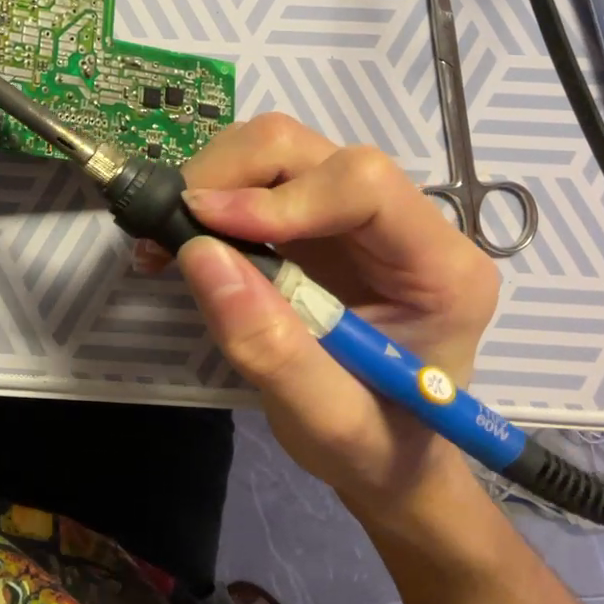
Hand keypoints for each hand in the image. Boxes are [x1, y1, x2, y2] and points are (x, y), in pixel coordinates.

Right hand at [138, 113, 500, 519]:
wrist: (381, 454)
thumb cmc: (374, 445)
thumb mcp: (328, 421)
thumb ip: (272, 346)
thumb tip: (198, 253)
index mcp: (437, 266)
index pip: (361, 183)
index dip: (278, 197)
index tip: (205, 226)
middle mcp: (396, 220)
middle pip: (301, 149)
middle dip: (225, 177)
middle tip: (172, 229)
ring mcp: (347, 213)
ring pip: (269, 150)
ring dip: (208, 183)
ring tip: (167, 242)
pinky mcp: (305, 216)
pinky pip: (248, 177)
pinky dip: (202, 197)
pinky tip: (176, 241)